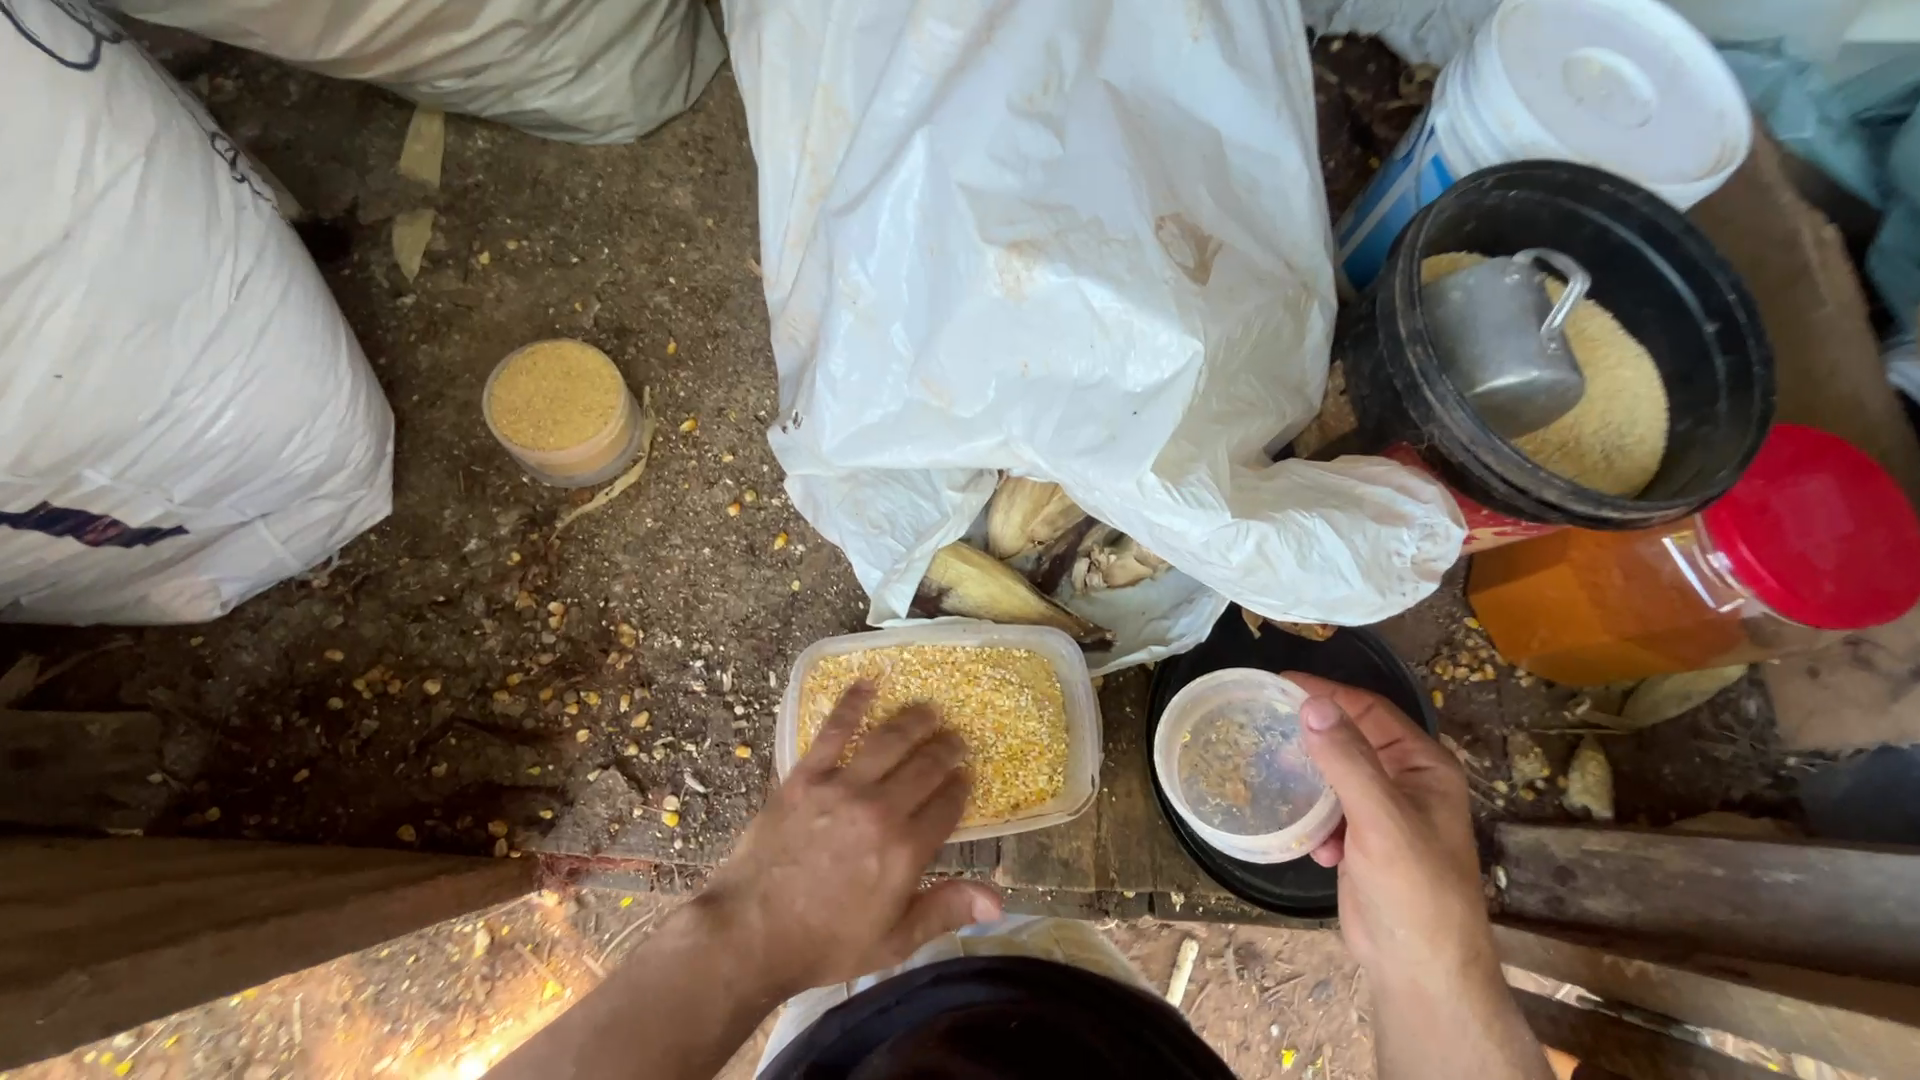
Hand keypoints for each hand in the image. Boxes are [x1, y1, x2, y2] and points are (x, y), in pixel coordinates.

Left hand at [697, 681, 1003, 995]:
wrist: (749, 934)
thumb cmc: (824, 943)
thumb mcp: (893, 941)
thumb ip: (945, 910)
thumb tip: (998, 901)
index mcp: (905, 850)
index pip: (949, 805)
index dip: (962, 787)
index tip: (966, 777)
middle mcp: (881, 810)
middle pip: (926, 766)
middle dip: (947, 749)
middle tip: (956, 738)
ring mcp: (841, 788)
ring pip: (890, 740)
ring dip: (915, 720)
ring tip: (930, 709)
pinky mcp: (805, 776)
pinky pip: (834, 732)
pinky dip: (852, 704)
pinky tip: (867, 683)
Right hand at [1288, 672, 1492, 990]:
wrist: (1419, 970)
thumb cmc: (1413, 889)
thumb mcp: (1380, 819)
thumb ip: (1346, 760)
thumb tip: (1311, 703)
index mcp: (1423, 765)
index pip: (1369, 709)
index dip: (1326, 692)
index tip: (1276, 682)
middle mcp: (1406, 781)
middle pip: (1349, 738)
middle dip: (1311, 736)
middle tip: (1262, 724)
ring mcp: (1384, 812)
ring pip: (1334, 775)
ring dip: (1309, 782)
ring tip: (1275, 778)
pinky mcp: (1364, 841)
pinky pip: (1328, 811)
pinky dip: (1314, 821)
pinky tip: (1311, 844)